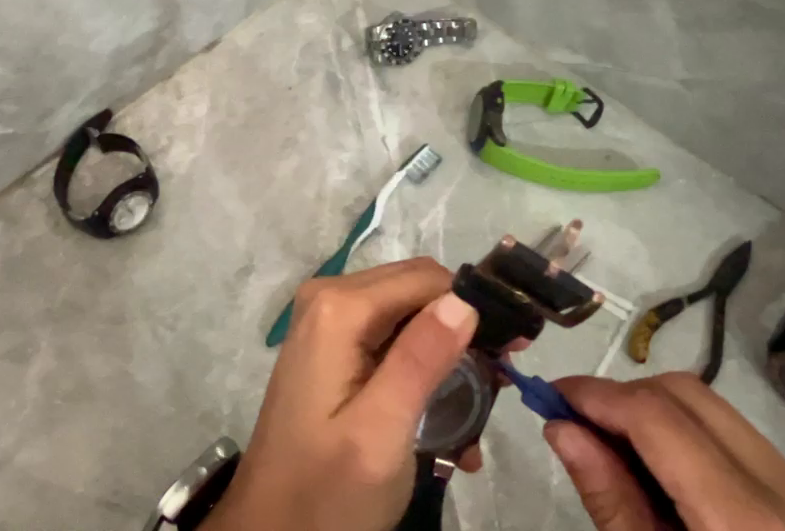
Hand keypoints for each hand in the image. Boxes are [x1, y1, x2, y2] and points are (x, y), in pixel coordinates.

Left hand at [204, 258, 478, 530]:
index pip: (426, 279)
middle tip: (501, 385)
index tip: (515, 355)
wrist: (269, 527)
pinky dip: (422, 368)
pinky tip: (445, 421)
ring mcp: (328, 320)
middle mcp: (330, 297)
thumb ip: (420, 361)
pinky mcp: (332, 346)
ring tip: (475, 417)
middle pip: (417, 289)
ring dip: (447, 356)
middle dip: (463, 331)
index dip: (475, 308)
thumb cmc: (325, 488)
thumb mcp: (380, 431)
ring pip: (409, 313)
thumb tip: (463, 299)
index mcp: (339, 307)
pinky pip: (389, 337)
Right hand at [545, 373, 784, 530]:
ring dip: (655, 415)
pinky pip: (742, 444)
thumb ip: (613, 504)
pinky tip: (666, 480)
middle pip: (687, 396)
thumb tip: (562, 429)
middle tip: (577, 423)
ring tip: (615, 452)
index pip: (657, 416)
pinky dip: (690, 442)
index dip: (595, 395)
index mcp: (751, 524)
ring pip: (716, 413)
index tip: (549, 396)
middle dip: (623, 397)